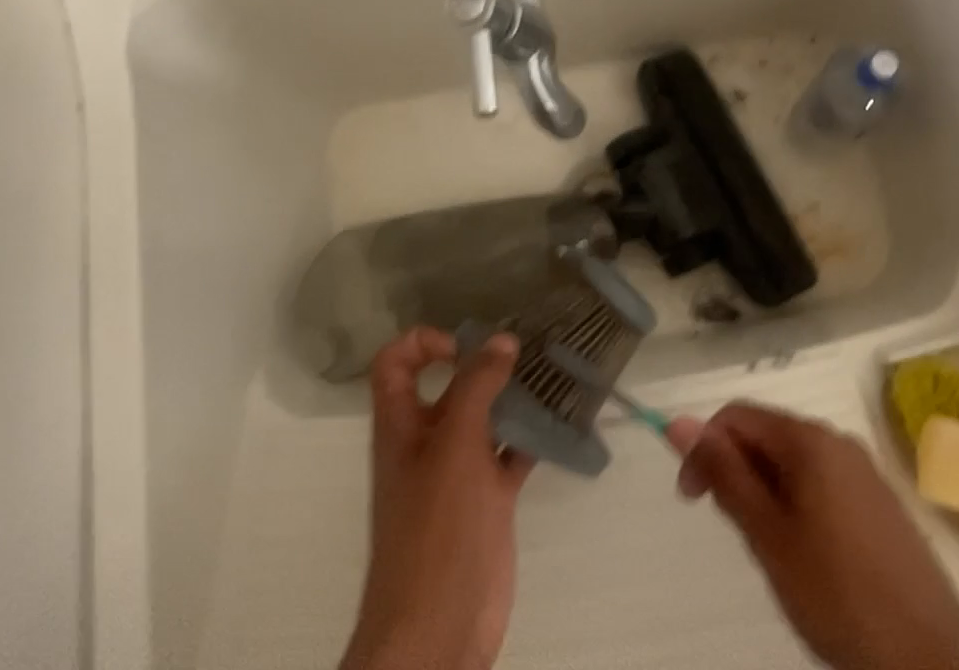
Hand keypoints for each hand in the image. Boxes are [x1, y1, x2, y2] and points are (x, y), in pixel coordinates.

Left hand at [341, 328, 532, 669]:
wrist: (440, 619)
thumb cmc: (437, 525)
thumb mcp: (455, 445)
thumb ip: (476, 388)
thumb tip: (501, 339)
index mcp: (401, 425)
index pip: (396, 363)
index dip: (425, 343)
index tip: (468, 348)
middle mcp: (426, 442)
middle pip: (447, 388)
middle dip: (482, 366)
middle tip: (526, 354)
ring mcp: (458, 473)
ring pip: (483, 421)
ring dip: (512, 400)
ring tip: (552, 379)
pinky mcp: (487, 500)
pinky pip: (509, 456)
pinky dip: (531, 438)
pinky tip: (561, 425)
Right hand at [670, 403, 958, 669]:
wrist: (927, 654)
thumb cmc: (836, 592)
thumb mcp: (767, 533)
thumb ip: (724, 474)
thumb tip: (679, 422)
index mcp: (810, 441)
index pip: (738, 416)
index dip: (704, 448)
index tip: (692, 500)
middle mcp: (840, 443)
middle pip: (767, 436)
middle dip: (736, 474)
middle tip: (737, 534)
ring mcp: (864, 473)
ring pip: (793, 465)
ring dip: (764, 494)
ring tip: (771, 551)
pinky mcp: (879, 504)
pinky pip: (821, 486)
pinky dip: (795, 508)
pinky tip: (805, 558)